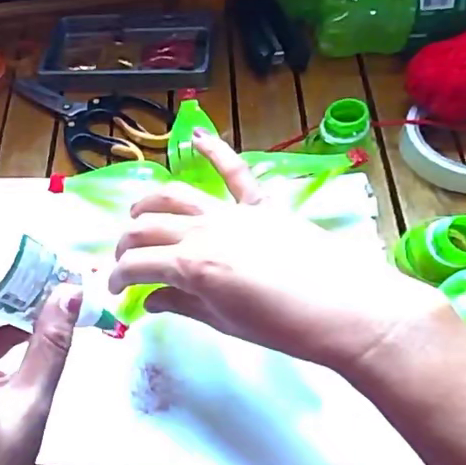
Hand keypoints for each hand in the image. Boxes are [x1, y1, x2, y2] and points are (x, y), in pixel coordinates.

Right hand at [109, 127, 449, 374]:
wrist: (350, 313)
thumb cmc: (283, 328)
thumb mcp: (222, 322)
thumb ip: (180, 305)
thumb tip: (149, 301)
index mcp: (190, 266)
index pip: (135, 265)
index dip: (117, 278)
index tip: (116, 292)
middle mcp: (202, 231)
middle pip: (145, 229)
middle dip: (124, 246)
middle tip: (125, 264)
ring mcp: (232, 214)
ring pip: (174, 196)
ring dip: (148, 205)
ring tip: (138, 217)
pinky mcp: (262, 206)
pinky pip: (236, 172)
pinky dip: (216, 151)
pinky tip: (197, 136)